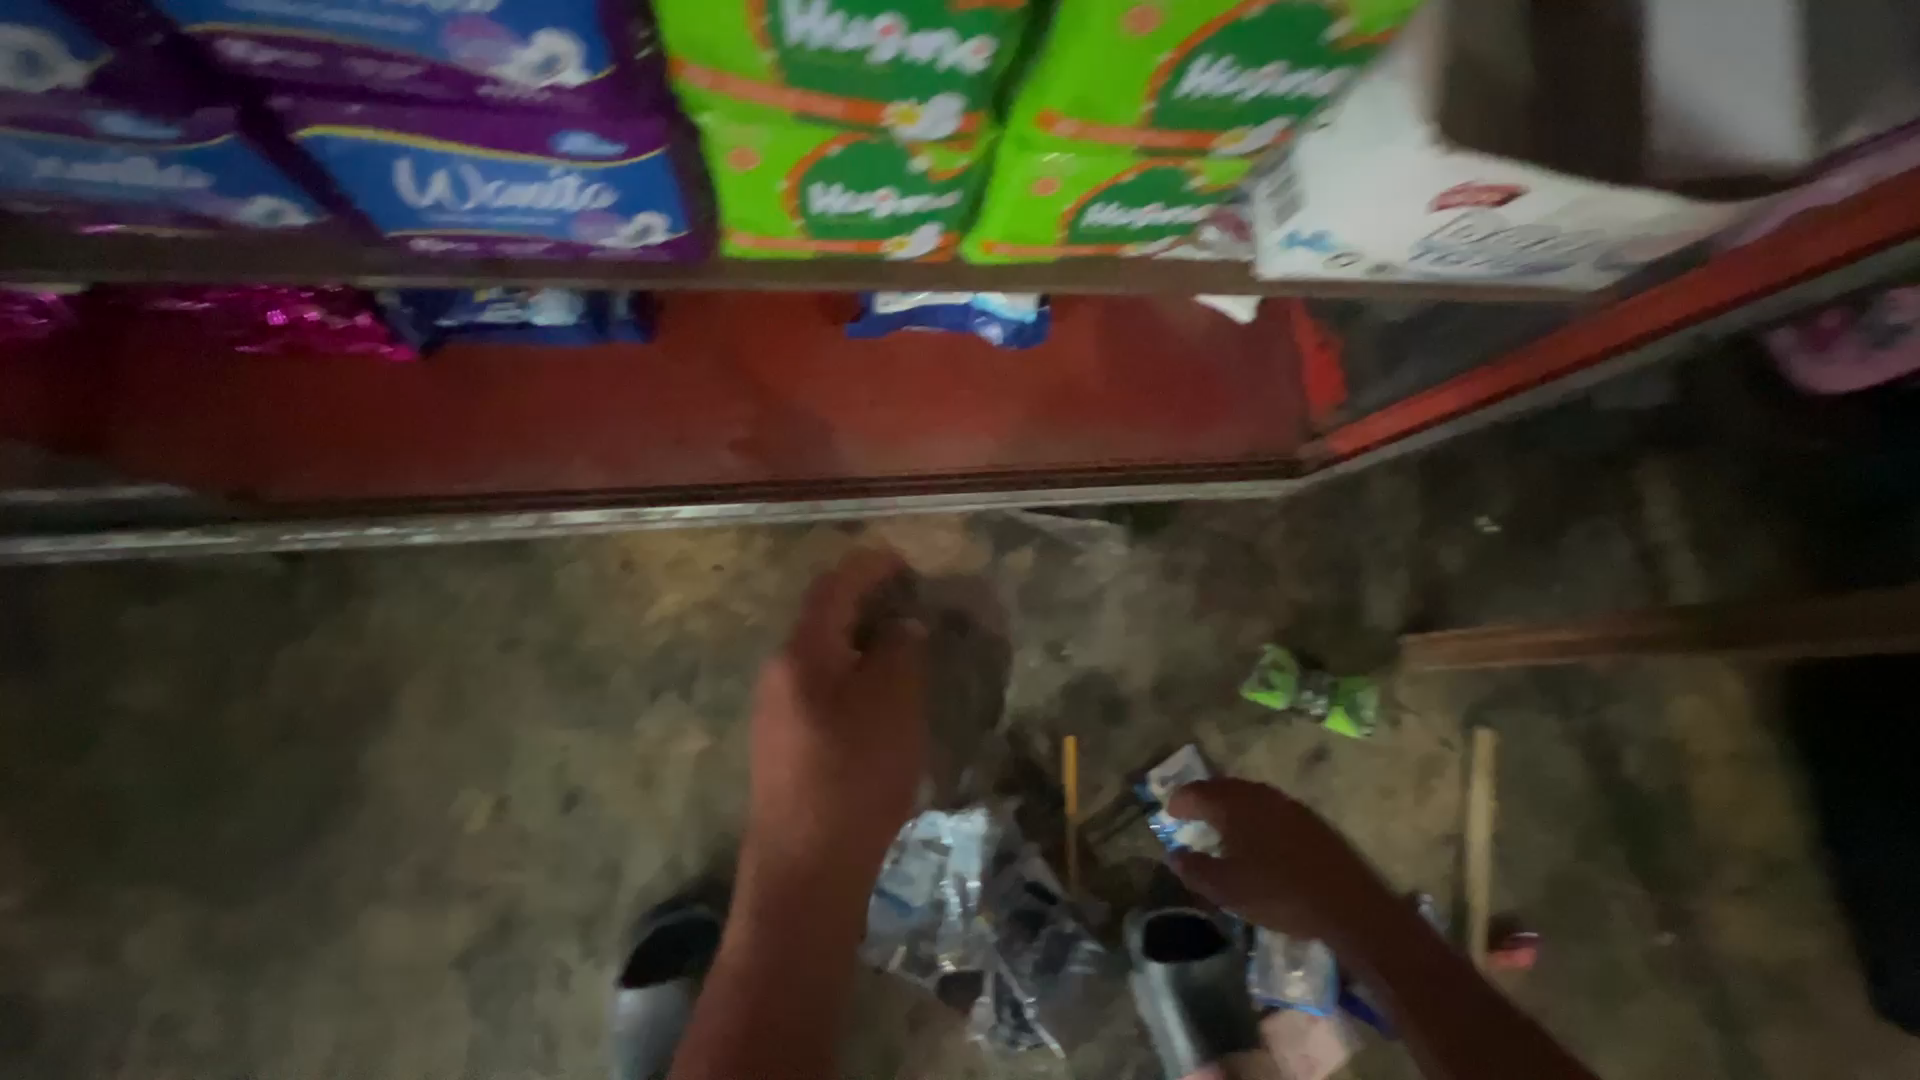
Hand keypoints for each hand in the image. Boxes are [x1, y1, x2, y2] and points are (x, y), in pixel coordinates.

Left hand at [745, 547, 928, 876]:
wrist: (805, 870)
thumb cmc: (854, 775)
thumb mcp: (893, 703)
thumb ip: (899, 651)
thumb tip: (899, 627)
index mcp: (801, 653)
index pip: (833, 587)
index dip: (869, 566)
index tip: (904, 561)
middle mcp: (779, 674)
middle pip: (823, 621)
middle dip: (867, 605)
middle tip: (913, 607)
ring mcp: (775, 713)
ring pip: (824, 659)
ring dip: (862, 645)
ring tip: (905, 653)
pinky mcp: (783, 748)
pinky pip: (821, 692)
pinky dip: (854, 680)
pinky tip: (881, 703)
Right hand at [1168, 779, 1387, 941]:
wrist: (1347, 906)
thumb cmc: (1279, 895)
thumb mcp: (1227, 890)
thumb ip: (1195, 869)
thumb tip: (1174, 855)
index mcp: (1234, 807)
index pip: (1198, 792)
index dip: (1180, 801)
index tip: (1170, 811)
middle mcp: (1259, 797)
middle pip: (1224, 787)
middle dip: (1205, 797)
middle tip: (1192, 811)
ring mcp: (1288, 806)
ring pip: (1250, 795)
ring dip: (1231, 804)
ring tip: (1221, 822)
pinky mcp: (1310, 821)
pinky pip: (1271, 807)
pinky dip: (1254, 814)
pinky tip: (1257, 835)